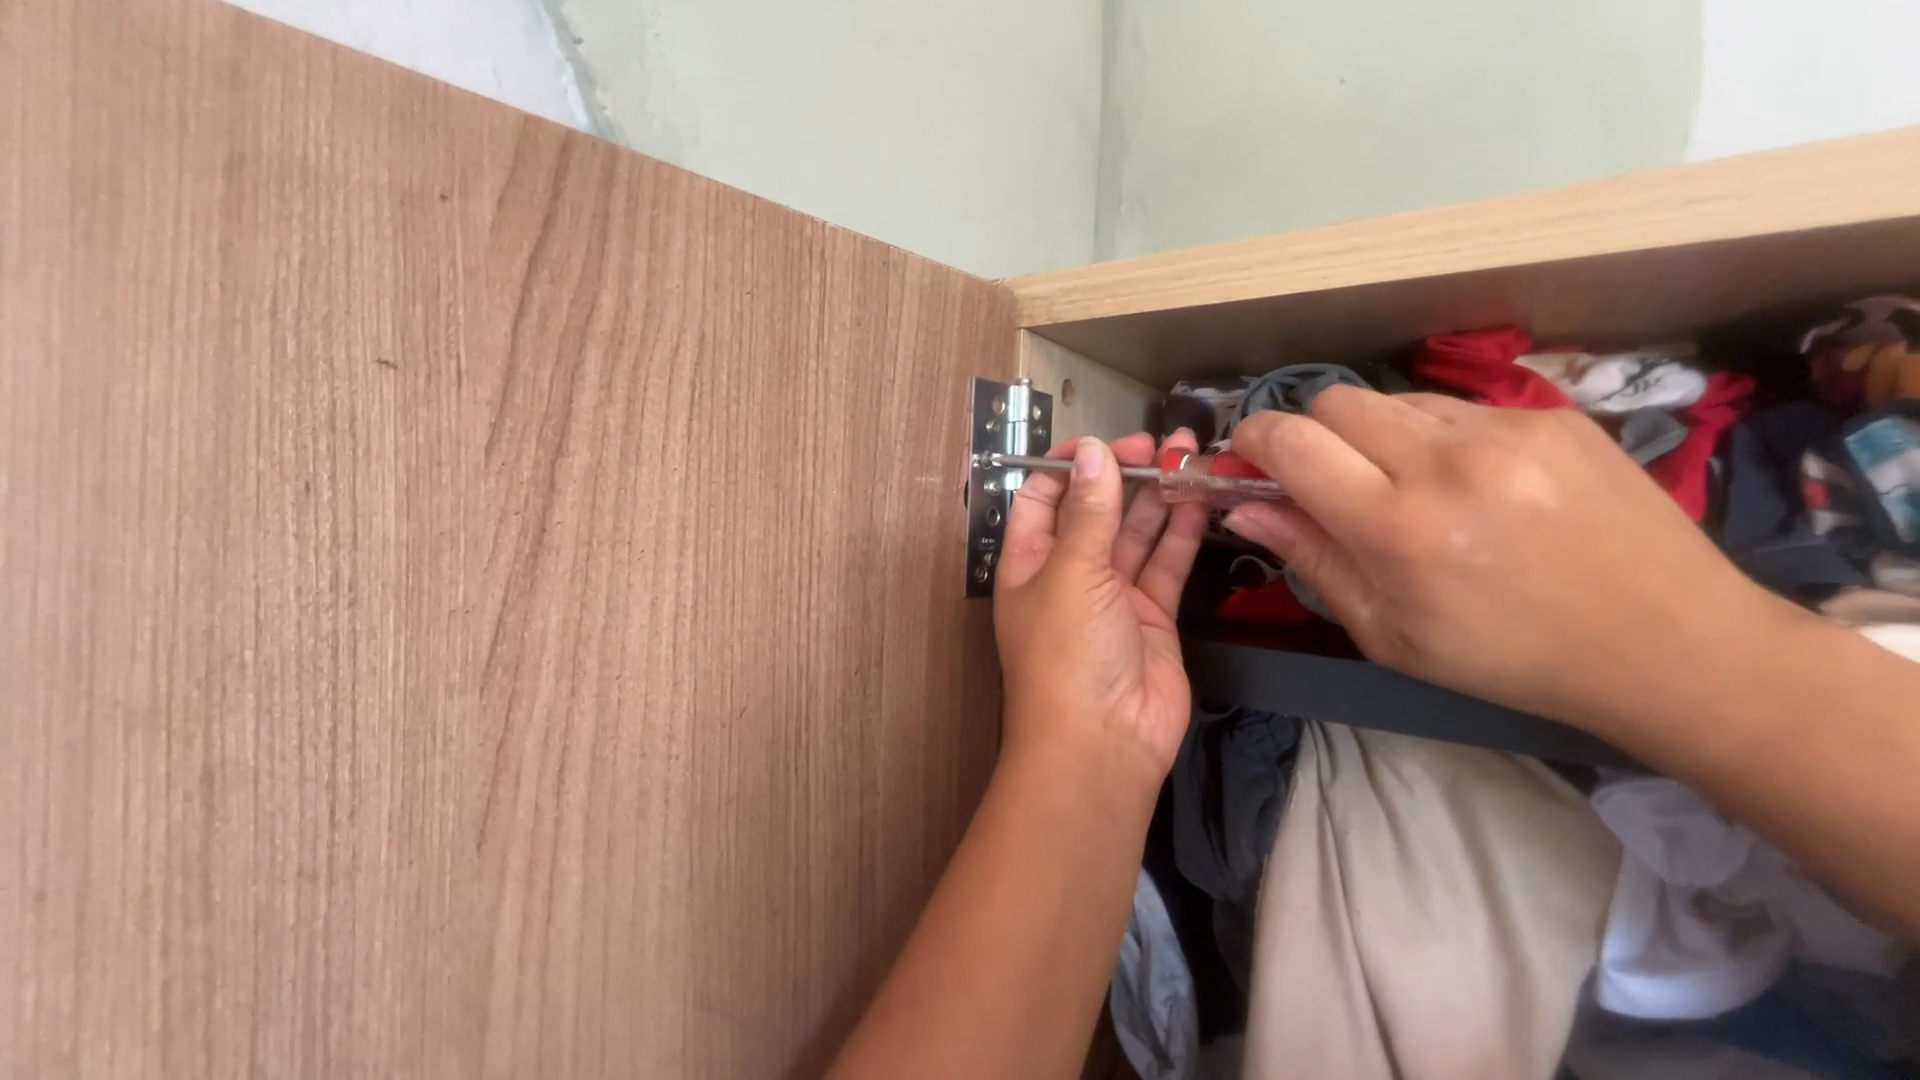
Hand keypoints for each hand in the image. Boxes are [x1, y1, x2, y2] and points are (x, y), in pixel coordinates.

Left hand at [993, 431, 1209, 784]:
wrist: (1104, 742)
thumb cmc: (1067, 656)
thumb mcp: (1071, 574)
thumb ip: (1088, 512)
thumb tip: (1094, 452)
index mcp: (1028, 562)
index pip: (1041, 498)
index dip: (1069, 466)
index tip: (1103, 440)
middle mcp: (1068, 575)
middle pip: (1095, 511)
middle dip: (1124, 475)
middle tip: (1160, 444)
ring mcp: (1112, 596)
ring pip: (1136, 534)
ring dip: (1158, 498)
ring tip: (1188, 459)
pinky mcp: (1152, 616)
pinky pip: (1166, 564)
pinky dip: (1182, 534)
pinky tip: (1200, 500)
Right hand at [1222, 388, 1797, 727]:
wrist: (1670, 642)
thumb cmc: (1508, 656)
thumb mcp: (1387, 631)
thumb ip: (1311, 558)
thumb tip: (1245, 508)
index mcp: (1398, 526)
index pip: (1291, 442)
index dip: (1252, 440)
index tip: (1245, 459)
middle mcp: (1446, 460)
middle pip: (1333, 401)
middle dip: (1309, 433)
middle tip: (1325, 479)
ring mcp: (1506, 428)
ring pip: (1393, 399)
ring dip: (1374, 434)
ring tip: (1406, 486)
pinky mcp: (1551, 415)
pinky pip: (1457, 407)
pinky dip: (1436, 438)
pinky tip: (1472, 484)